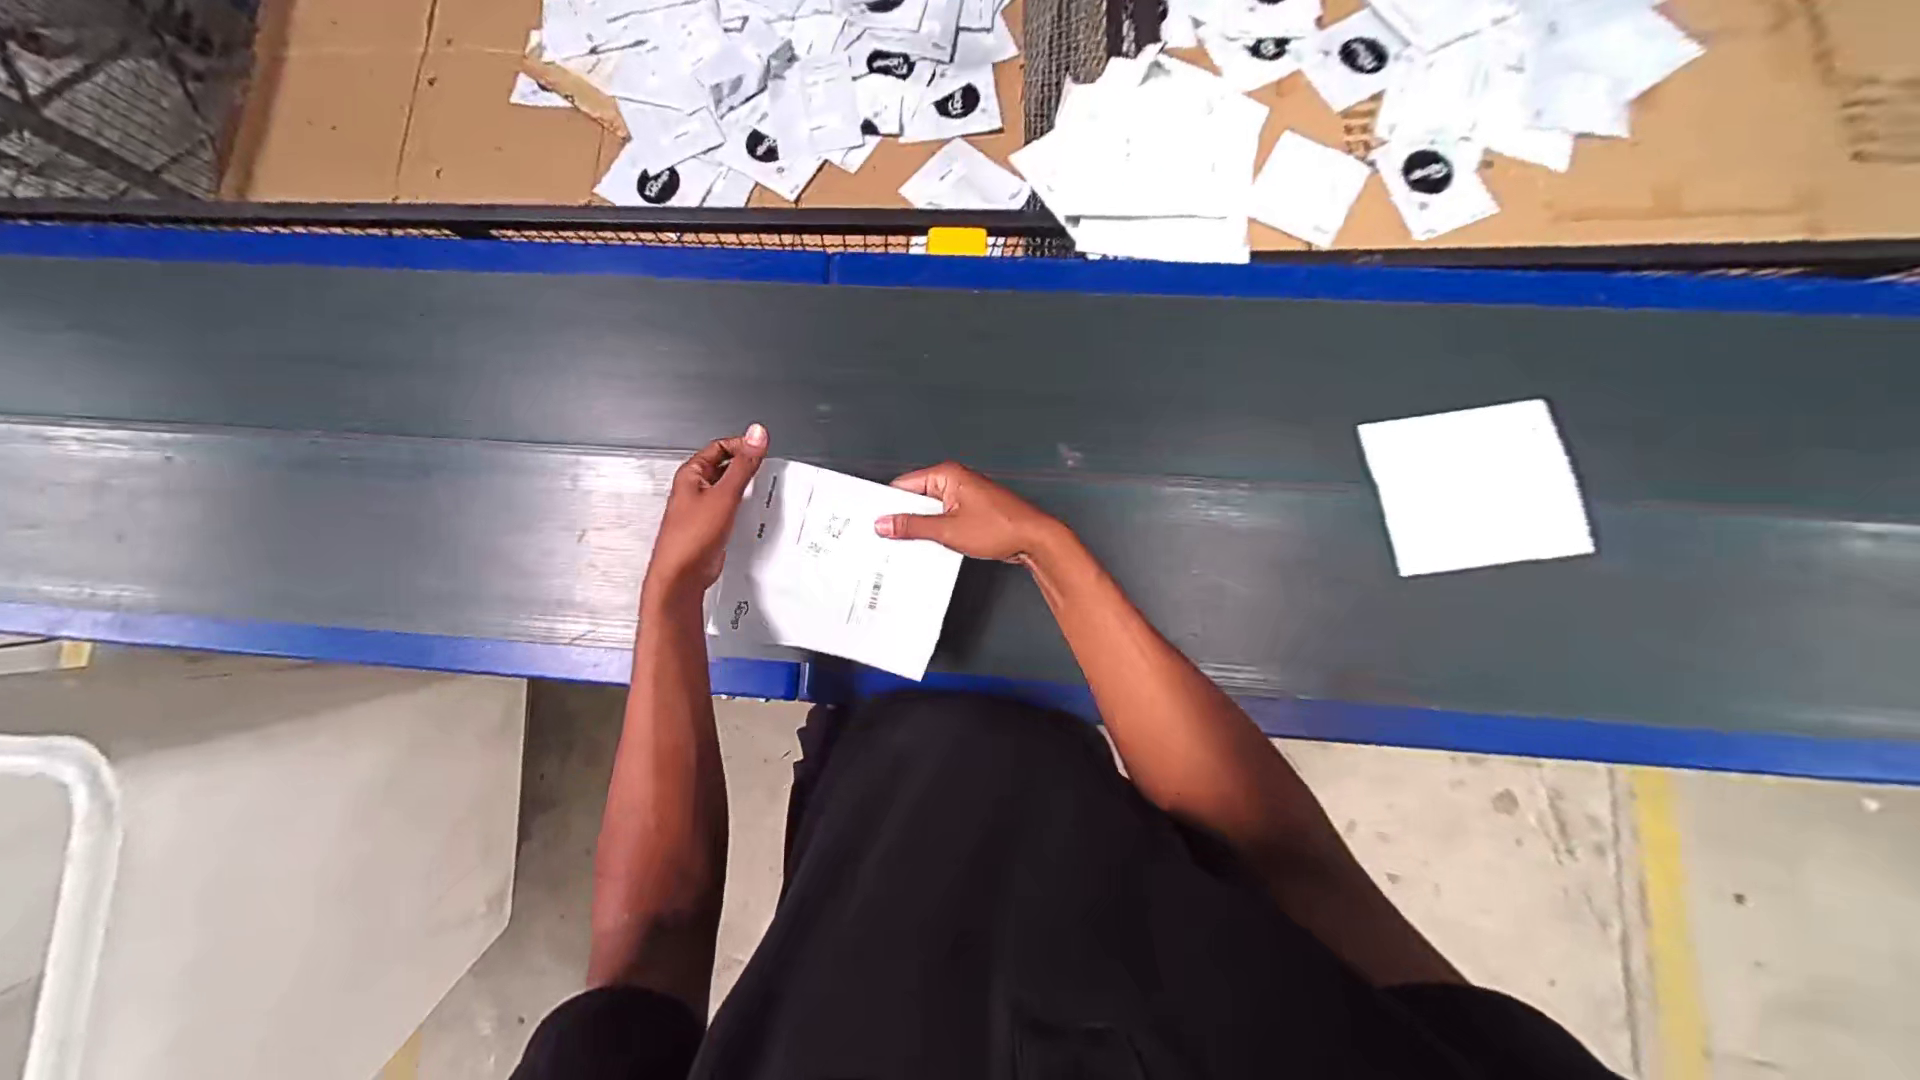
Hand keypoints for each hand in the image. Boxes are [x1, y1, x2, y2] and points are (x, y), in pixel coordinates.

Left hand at [644, 424, 767, 602]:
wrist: (682, 575)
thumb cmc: (690, 538)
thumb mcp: (725, 495)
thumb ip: (744, 465)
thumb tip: (756, 435)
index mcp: (691, 474)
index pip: (719, 447)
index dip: (741, 445)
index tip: (761, 448)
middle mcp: (695, 489)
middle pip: (725, 466)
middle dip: (745, 465)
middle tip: (764, 467)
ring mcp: (702, 507)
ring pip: (728, 487)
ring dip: (745, 486)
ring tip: (760, 487)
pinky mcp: (711, 524)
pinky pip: (730, 506)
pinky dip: (743, 505)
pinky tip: (752, 511)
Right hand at [874, 462, 1063, 562]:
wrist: (1035, 539)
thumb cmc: (1002, 527)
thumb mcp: (948, 530)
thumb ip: (913, 526)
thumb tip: (886, 523)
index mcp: (947, 475)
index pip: (904, 485)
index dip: (888, 504)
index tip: (875, 521)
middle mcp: (955, 480)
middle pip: (916, 498)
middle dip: (904, 518)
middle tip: (888, 537)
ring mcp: (963, 496)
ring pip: (930, 511)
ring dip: (922, 527)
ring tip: (911, 543)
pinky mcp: (970, 511)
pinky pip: (944, 519)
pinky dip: (936, 531)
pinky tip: (932, 545)